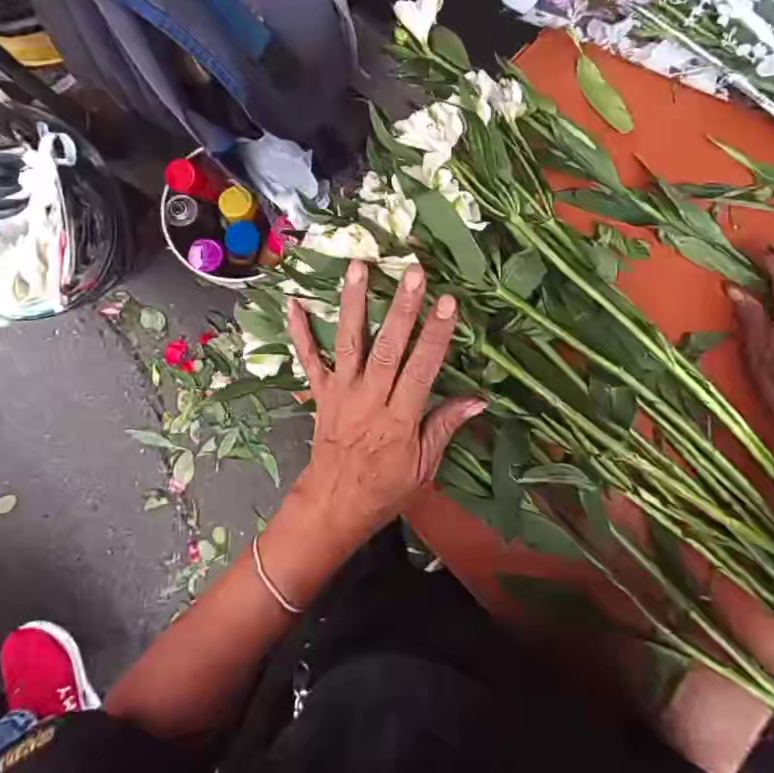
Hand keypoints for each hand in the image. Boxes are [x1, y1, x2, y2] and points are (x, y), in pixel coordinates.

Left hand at [284, 261, 483, 543]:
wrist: (334, 505)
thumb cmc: (384, 488)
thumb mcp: (423, 466)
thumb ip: (446, 426)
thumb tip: (480, 399)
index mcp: (399, 419)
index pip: (422, 369)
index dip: (436, 335)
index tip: (448, 302)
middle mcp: (368, 399)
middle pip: (387, 349)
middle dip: (401, 309)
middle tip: (412, 273)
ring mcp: (340, 392)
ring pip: (349, 343)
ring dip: (354, 303)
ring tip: (359, 267)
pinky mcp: (320, 392)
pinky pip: (307, 359)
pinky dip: (299, 332)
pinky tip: (293, 303)